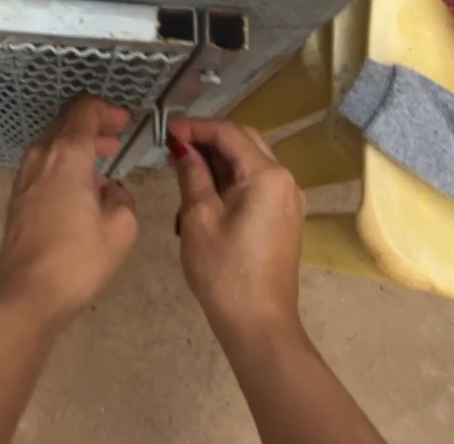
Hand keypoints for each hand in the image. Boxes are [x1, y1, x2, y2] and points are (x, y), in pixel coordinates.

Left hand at [0, 95, 139, 327]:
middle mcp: (42, 154)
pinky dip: (65, 159)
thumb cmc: (77, 259)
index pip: (84, 109)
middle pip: (67, 121)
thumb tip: (110, 189)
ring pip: (54, 140)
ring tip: (105, 158)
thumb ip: (123, 198)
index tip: (126, 122)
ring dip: (79, 142)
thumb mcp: (120, 230)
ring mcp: (26, 172)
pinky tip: (83, 184)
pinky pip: (45, 161)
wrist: (26, 291)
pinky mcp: (19, 192)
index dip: (107, 109)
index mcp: (68, 153)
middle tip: (118, 135)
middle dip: (94, 123)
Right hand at [169, 118, 306, 344]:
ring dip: (218, 156)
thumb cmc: (224, 270)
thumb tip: (182, 147)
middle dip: (208, 137)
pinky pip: (255, 181)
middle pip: (244, 141)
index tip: (166, 131)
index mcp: (267, 175)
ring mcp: (287, 200)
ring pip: (250, 160)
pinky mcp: (283, 217)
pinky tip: (203, 185)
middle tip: (174, 145)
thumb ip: (192, 173)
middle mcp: (284, 180)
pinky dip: (229, 175)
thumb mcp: (198, 216)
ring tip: (182, 163)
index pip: (228, 133)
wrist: (259, 325)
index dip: (195, 127)